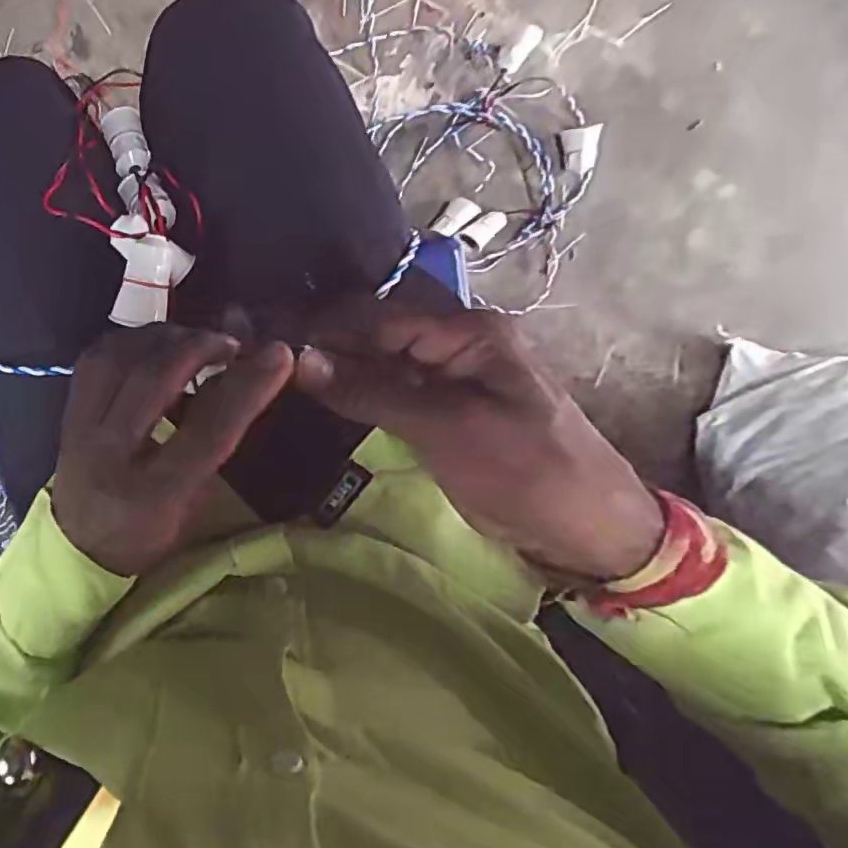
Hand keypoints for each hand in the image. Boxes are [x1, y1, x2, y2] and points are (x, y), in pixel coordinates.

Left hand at [52, 325, 293, 576]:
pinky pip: (95, 358)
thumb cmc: (144, 533)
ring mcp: (80, 429)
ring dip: (161, 336)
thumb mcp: (191, 505)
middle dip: (198, 347)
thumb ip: (212, 446)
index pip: (206, 431)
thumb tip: (237, 380)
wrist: (76, 547)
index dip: (246, 388)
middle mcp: (110, 455)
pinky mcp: (66, 412)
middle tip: (228, 343)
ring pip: (118, 357)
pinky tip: (153, 343)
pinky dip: (129, 341)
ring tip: (191, 339)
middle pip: (153, 380)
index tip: (277, 354)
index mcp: (152, 494)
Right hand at [292, 299, 662, 579]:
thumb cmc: (527, 472)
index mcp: (465, 331)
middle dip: (317, 342)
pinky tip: (312, 392)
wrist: (590, 531)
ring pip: (371, 358)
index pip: (373, 316)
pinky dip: (348, 389)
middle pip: (369, 332)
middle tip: (258, 358)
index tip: (263, 339)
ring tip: (272, 373)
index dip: (317, 326)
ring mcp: (442, 374)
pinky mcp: (435, 405)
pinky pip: (382, 386)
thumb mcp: (446, 429)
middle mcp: (450, 342)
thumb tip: (300, 360)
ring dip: (328, 365)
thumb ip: (371, 390)